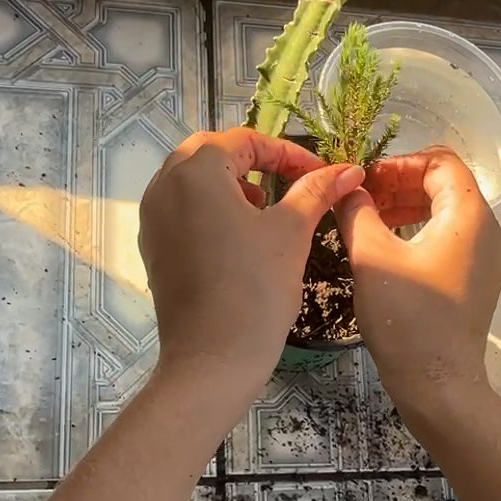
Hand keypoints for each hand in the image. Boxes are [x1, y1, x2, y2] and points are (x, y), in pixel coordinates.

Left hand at [139, 128, 363, 399]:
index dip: (288, 153)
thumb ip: (316, 192)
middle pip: (210, 154)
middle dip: (254, 163)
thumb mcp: (291, 234)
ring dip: (229, 184)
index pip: (245, 141)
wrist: (213, 360)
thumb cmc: (256, 291)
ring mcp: (152, 219)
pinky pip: (180, 211)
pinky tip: (236, 239)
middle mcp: (163, 186)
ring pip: (191, 182)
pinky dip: (209, 211)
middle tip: (288, 184)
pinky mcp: (152, 249)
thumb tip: (348, 170)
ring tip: (263, 209)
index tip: (318, 175)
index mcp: (195, 172)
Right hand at [334, 147, 500, 406]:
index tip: (365, 181)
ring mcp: (485, 258)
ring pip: (446, 213)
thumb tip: (348, 190)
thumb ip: (357, 214)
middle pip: (446, 185)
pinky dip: (419, 232)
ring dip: (407, 208)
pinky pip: (449, 240)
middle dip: (401, 184)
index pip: (440, 161)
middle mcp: (487, 230)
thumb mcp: (372, 259)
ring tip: (369, 222)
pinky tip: (388, 248)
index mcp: (469, 215)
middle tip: (362, 200)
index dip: (399, 163)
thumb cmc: (406, 319)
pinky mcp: (476, 281)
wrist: (437, 383)